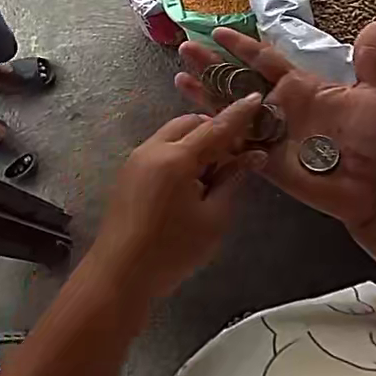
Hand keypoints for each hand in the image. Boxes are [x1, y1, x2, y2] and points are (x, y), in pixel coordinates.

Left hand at [89, 96, 268, 299]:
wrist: (119, 276)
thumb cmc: (172, 251)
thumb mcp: (214, 218)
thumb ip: (233, 181)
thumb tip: (253, 157)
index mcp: (176, 158)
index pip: (216, 127)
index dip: (239, 114)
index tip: (256, 99)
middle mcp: (153, 150)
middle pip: (190, 124)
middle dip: (215, 131)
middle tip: (236, 155)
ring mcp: (136, 160)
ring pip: (174, 135)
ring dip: (197, 143)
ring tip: (214, 174)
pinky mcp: (128, 174)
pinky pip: (161, 150)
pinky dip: (180, 154)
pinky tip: (191, 183)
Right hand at [176, 24, 375, 238]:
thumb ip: (370, 61)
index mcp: (303, 87)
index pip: (265, 60)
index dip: (242, 45)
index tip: (218, 31)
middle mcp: (281, 107)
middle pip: (238, 81)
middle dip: (212, 64)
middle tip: (185, 47)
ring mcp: (271, 135)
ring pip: (231, 109)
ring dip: (205, 93)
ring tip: (179, 76)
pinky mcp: (266, 161)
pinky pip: (237, 145)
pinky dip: (215, 133)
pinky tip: (193, 120)